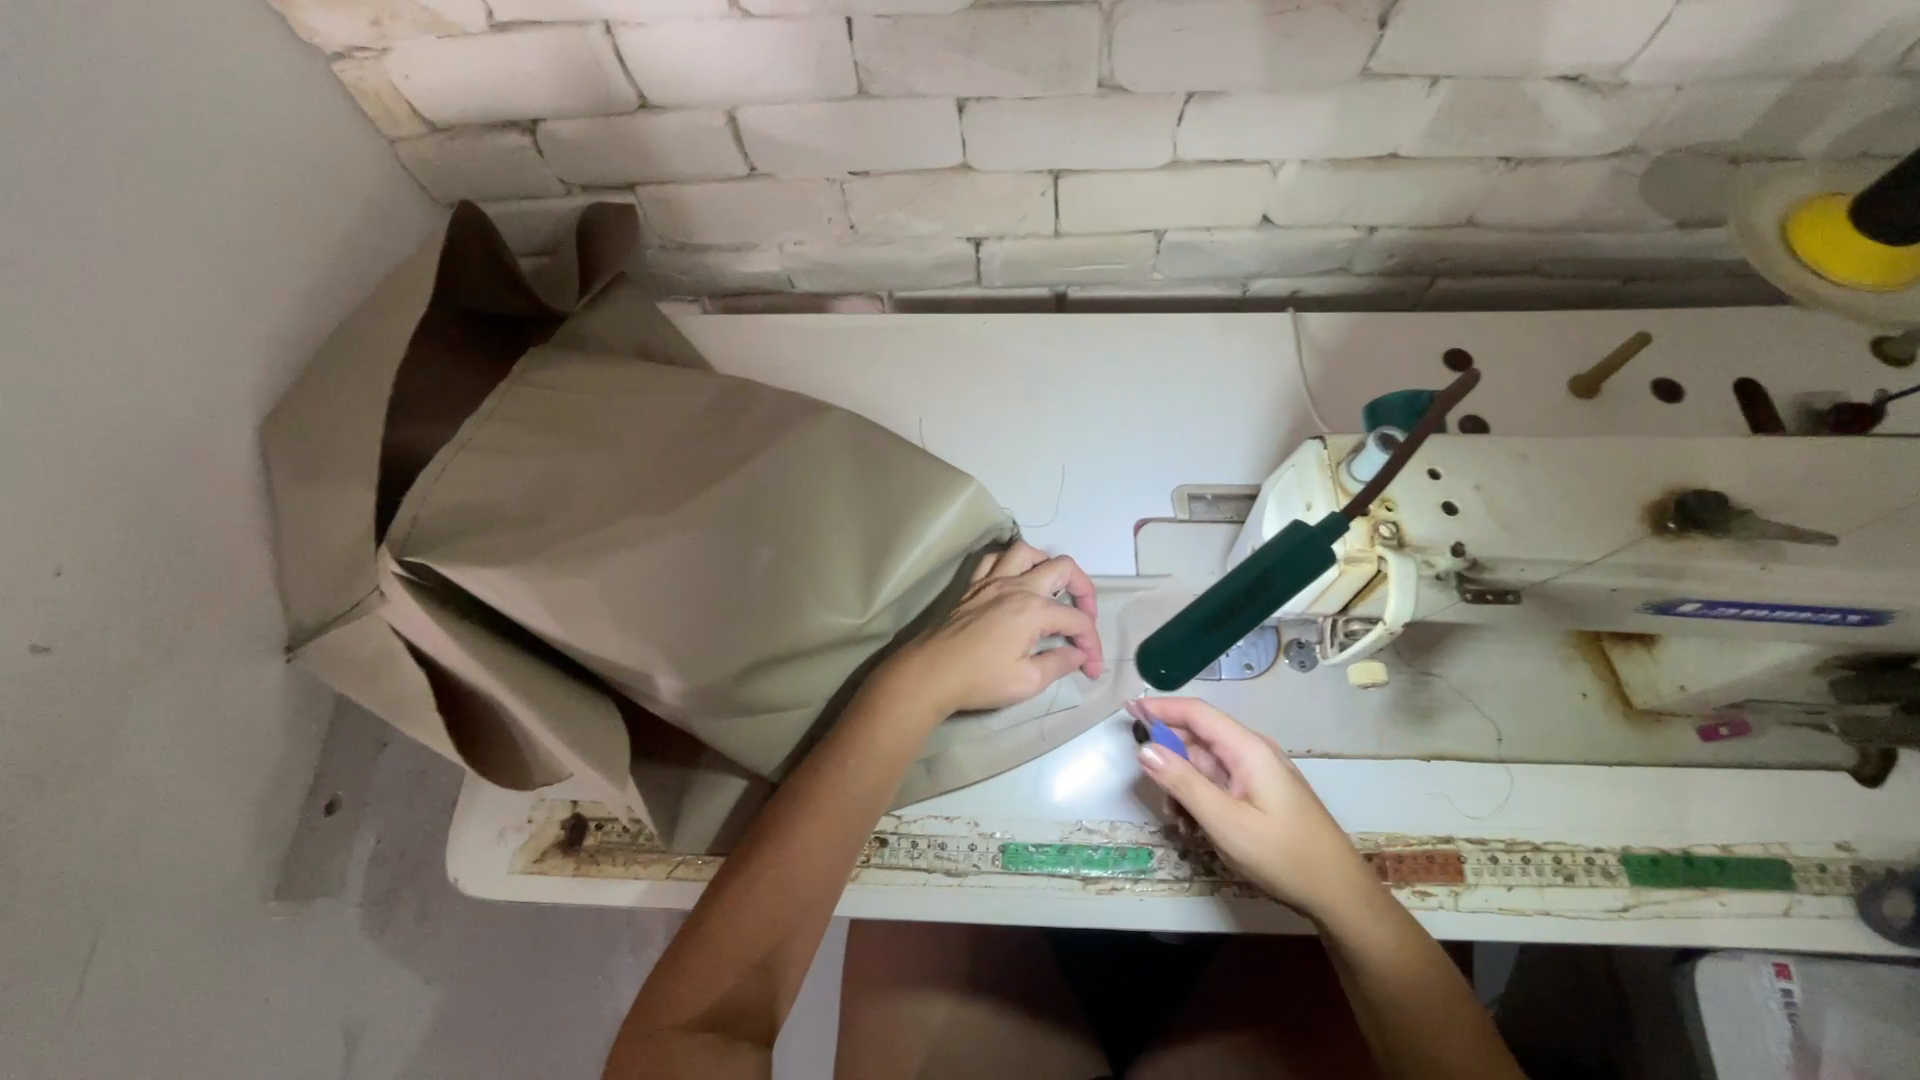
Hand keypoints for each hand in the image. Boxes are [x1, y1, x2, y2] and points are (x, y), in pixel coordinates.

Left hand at [881, 540, 1103, 715]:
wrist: (929, 674)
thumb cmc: (979, 680)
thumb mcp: (1027, 681)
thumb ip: (1059, 663)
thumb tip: (1077, 654)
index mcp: (1034, 610)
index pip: (1078, 620)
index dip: (1091, 644)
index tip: (1091, 669)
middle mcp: (1016, 586)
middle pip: (1063, 569)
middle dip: (1084, 591)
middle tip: (1084, 618)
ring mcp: (991, 582)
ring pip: (1027, 552)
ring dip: (1046, 565)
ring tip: (1052, 589)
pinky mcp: (971, 587)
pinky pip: (993, 559)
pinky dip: (1010, 563)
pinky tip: (1014, 581)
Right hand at [1132, 697, 1374, 918]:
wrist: (1337, 893)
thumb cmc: (1282, 855)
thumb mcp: (1224, 822)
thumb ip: (1182, 783)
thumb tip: (1144, 748)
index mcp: (1248, 749)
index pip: (1197, 713)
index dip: (1160, 707)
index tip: (1127, 708)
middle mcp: (1252, 753)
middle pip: (1198, 739)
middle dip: (1168, 757)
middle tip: (1148, 785)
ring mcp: (1257, 774)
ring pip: (1204, 765)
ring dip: (1182, 785)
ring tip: (1177, 820)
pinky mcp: (1259, 794)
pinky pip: (1218, 784)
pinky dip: (1199, 799)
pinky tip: (1194, 827)